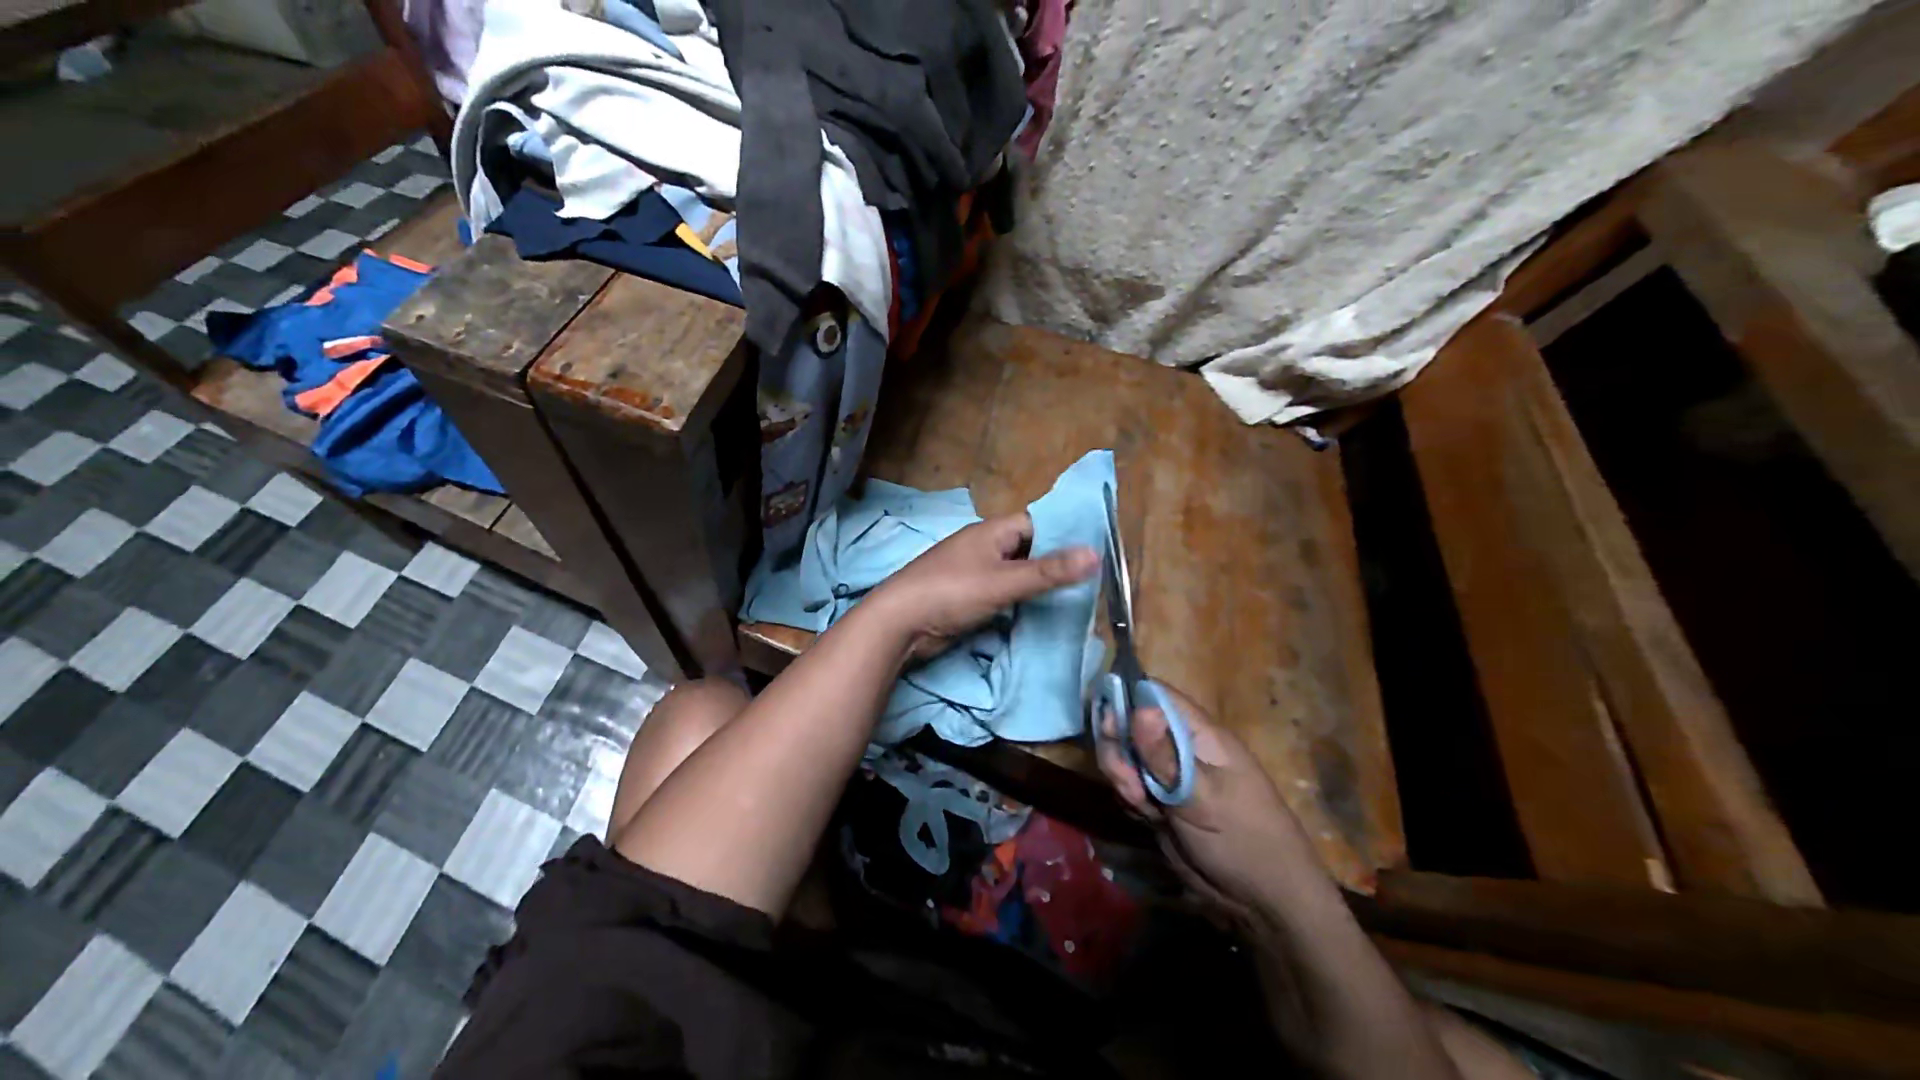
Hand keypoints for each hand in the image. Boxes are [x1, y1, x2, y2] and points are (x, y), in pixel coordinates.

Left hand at [864, 512, 1098, 658]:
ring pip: (1015, 574)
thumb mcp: (1004, 581)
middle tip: (1089, 581)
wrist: (899, 623)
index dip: (1064, 534)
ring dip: (1037, 586)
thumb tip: (1096, 554)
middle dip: (1054, 564)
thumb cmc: (951, 592)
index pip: (1037, 524)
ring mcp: (973, 573)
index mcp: (992, 532)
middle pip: (1028, 549)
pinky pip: (1002, 595)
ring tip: (1073, 599)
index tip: (1094, 551)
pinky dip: (1019, 602)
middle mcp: (983, 547)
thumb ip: (1049, 571)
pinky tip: (1039, 614)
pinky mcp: (967, 598)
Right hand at [1096, 685, 1322, 919]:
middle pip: (1132, 726)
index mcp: (1199, 734)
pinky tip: (1143, 817)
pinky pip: (1131, 787)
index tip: (1106, 721)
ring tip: (1139, 804)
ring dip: (1122, 777)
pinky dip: (1129, 799)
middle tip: (1127, 780)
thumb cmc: (1244, 840)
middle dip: (1119, 748)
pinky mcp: (1161, 803)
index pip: (1155, 695)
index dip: (1127, 698)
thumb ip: (1165, 756)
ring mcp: (1170, 776)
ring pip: (1127, 758)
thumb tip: (1140, 707)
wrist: (1264, 902)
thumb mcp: (1203, 798)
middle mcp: (1182, 748)